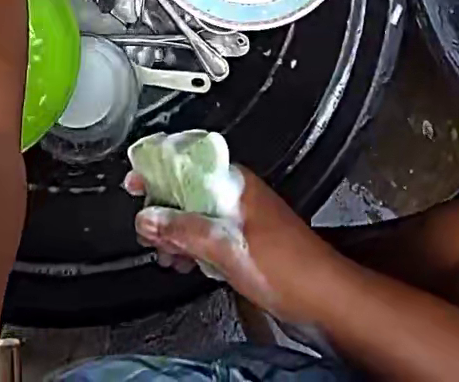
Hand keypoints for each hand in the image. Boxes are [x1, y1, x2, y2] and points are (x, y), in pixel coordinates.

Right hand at [126, 166, 339, 329]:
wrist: (323, 297)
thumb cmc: (288, 265)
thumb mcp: (227, 246)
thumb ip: (184, 229)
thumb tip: (149, 217)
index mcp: (235, 183)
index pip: (190, 161)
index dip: (161, 166)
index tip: (135, 176)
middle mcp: (236, 195)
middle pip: (188, 189)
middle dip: (162, 206)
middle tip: (145, 225)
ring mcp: (239, 219)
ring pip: (194, 215)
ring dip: (174, 231)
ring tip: (163, 251)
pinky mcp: (242, 243)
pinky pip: (206, 236)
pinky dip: (190, 247)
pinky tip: (183, 261)